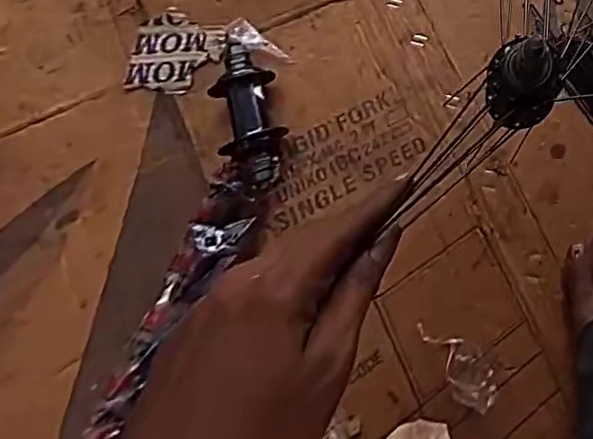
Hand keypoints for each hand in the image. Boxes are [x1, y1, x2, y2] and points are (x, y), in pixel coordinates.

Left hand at [127, 179, 408, 438]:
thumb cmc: (267, 433)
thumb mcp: (326, 369)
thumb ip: (355, 295)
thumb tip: (384, 239)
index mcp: (276, 287)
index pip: (338, 229)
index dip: (376, 204)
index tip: (404, 179)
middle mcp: (239, 279)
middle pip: (305, 239)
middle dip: (346, 229)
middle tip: (384, 224)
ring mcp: (207, 303)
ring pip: (275, 260)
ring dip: (312, 257)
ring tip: (345, 265)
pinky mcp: (187, 328)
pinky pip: (245, 287)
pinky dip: (279, 283)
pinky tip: (291, 309)